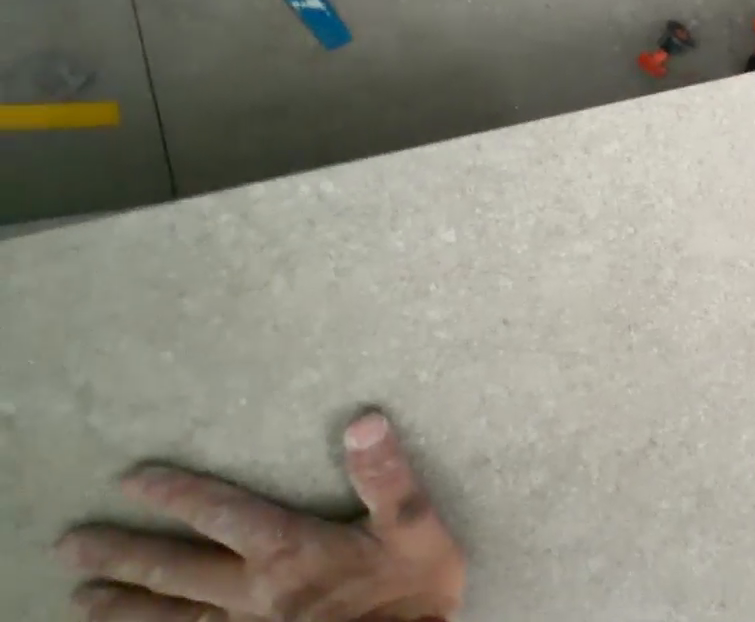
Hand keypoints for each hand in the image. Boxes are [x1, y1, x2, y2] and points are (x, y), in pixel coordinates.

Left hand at [56, 412, 464, 621]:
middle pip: (176, 568)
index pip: (223, 513)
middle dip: (124, 553)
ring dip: (121, 604)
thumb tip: (363, 421)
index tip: (133, 479)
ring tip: (81, 596)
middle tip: (72, 542)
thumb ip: (385, 474)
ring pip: (167, 615)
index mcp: (289, 550)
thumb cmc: (411, 583)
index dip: (179, 494)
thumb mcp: (412, 521)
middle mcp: (252, 589)